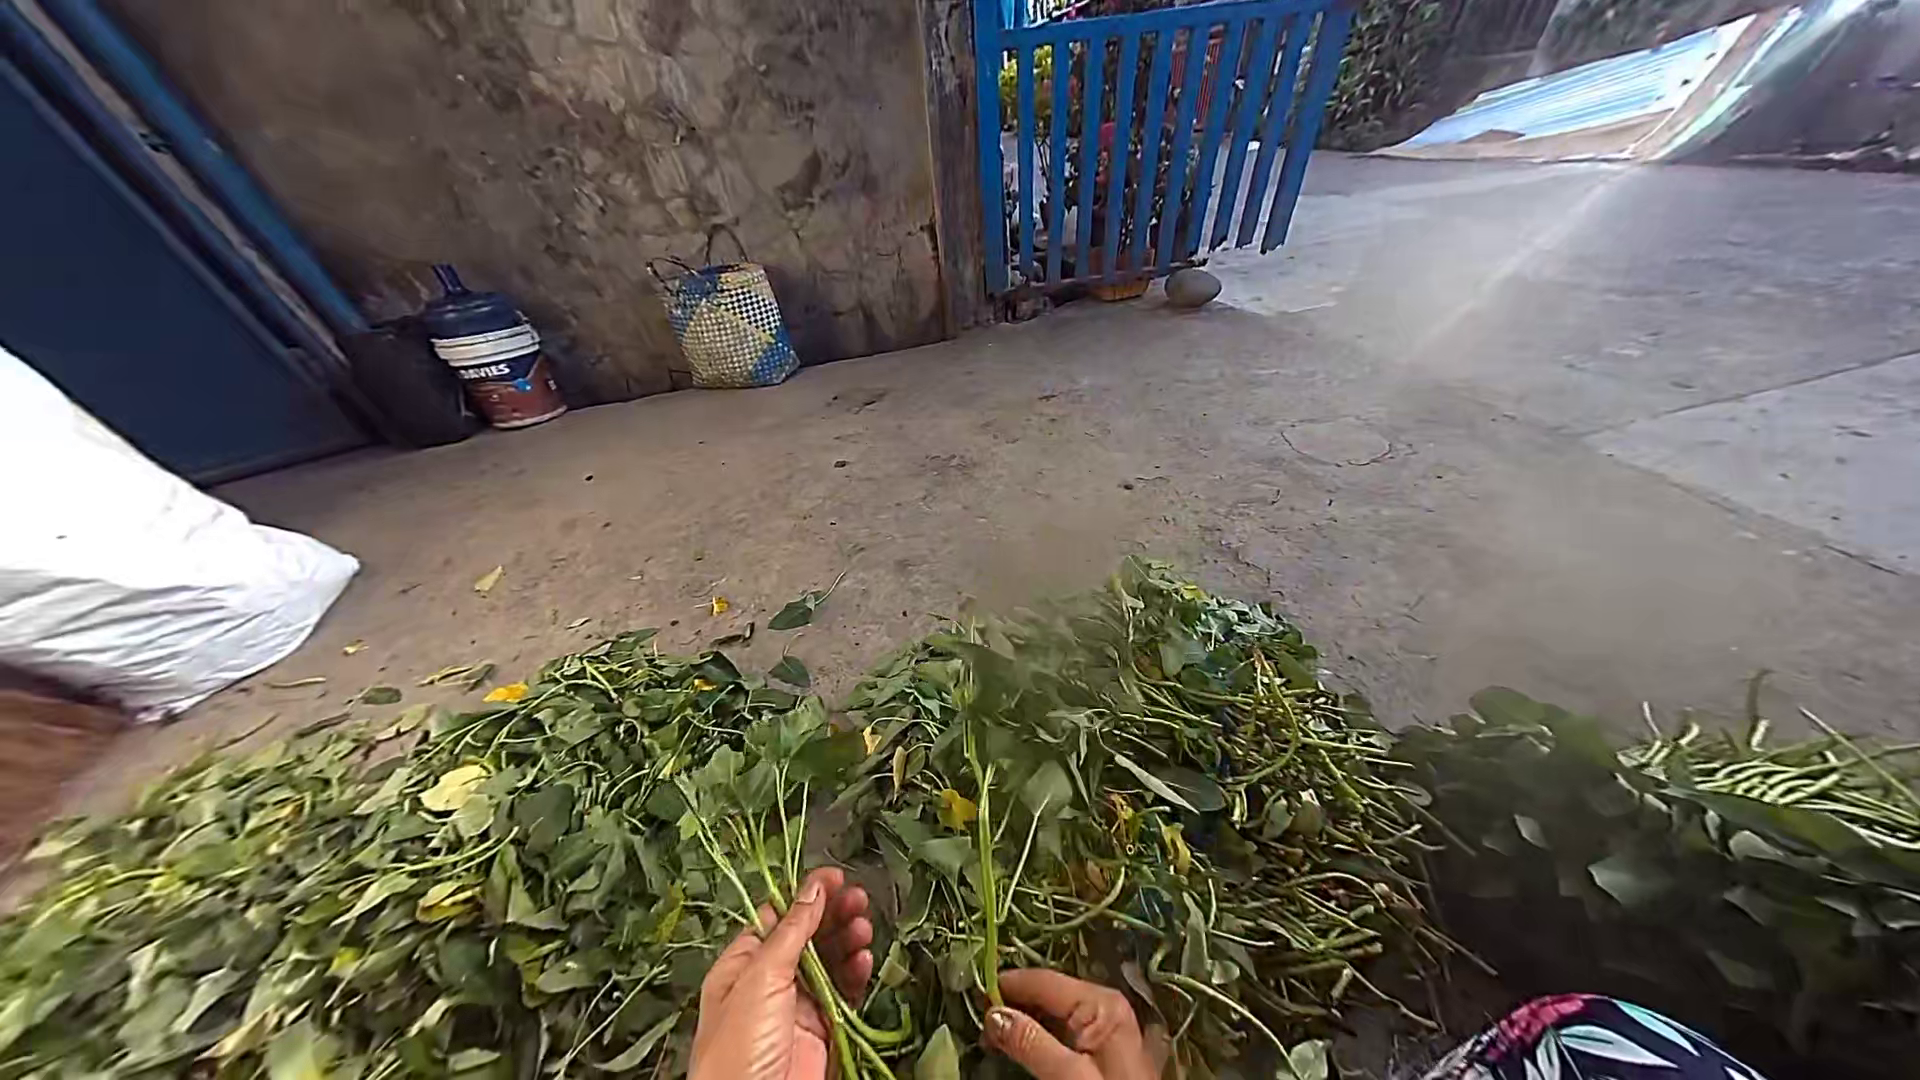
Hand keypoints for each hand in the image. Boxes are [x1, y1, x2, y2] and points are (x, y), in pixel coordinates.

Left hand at [690, 867, 874, 1079]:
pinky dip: (856, 972)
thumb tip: (814, 886)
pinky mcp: (822, 1029)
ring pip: (830, 958)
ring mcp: (797, 1004)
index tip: (836, 878)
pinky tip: (865, 960)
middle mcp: (770, 980)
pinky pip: (844, 990)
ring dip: (848, 939)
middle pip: (809, 933)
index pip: (779, 914)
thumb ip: (792, 929)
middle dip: (834, 914)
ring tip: (864, 929)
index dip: (807, 893)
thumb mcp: (761, 978)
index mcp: (744, 963)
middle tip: (859, 899)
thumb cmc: (741, 1048)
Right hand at [983, 970, 1157, 1079]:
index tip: (975, 994)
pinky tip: (1018, 1045)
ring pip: (1051, 1013)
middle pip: (1046, 994)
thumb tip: (993, 1013)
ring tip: (992, 1035)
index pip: (1043, 981)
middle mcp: (1102, 1005)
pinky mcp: (1099, 1051)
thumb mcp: (1068, 1078)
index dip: (1007, 985)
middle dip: (1013, 1005)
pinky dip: (1036, 1036)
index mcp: (1100, 1002)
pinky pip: (1060, 1031)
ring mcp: (1103, 1028)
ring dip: (1022, 1021)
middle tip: (980, 1023)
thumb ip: (1031, 1042)